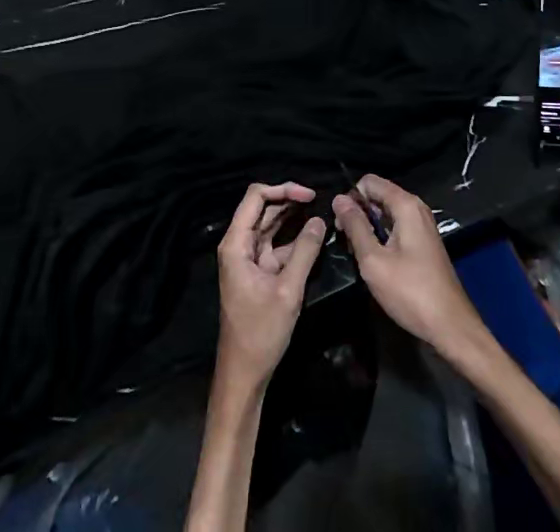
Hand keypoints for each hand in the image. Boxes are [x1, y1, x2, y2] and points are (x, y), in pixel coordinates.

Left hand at [215, 182, 326, 388]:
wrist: (244, 371)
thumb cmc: (261, 331)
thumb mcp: (288, 290)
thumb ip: (305, 251)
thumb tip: (320, 220)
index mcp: (236, 245)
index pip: (255, 198)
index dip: (282, 189)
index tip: (310, 195)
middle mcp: (239, 246)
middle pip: (263, 208)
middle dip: (290, 200)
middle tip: (322, 200)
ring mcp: (249, 258)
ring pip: (271, 226)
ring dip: (294, 217)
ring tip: (322, 212)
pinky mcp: (259, 271)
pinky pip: (277, 245)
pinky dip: (295, 238)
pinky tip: (316, 237)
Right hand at [332, 175, 488, 360]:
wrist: (448, 323)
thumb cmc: (409, 291)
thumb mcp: (373, 260)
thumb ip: (355, 226)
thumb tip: (339, 199)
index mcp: (406, 205)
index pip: (370, 182)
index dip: (351, 198)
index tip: (340, 224)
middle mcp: (416, 208)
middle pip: (378, 195)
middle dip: (357, 212)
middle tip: (344, 241)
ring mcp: (422, 225)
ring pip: (385, 213)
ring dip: (367, 227)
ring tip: (357, 253)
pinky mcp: (423, 242)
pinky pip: (395, 227)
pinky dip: (381, 237)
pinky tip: (373, 260)